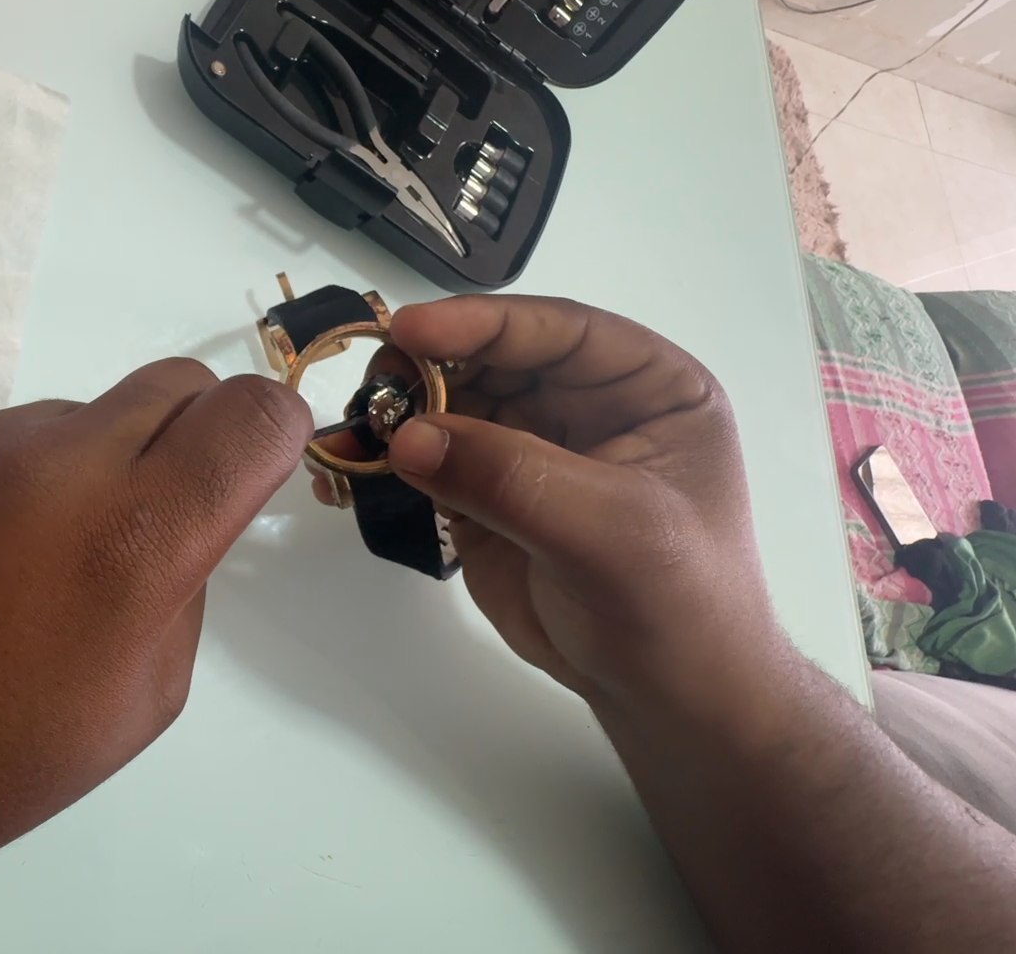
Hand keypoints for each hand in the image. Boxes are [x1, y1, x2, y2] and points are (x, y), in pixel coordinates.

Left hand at [0, 359, 309, 917]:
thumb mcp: (146, 695)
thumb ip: (186, 581)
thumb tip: (182, 516)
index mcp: (135, 536)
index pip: (250, 415)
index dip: (275, 429)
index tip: (258, 467)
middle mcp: (63, 460)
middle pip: (180, 380)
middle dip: (199, 429)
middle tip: (163, 508)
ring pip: (94, 409)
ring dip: (108, 457)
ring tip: (49, 551)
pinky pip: (18, 434)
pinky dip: (35, 472)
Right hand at [317, 296, 793, 719]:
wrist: (656, 692)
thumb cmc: (669, 604)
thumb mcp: (608, 532)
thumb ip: (510, 477)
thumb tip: (405, 437)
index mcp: (640, 389)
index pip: (557, 331)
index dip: (482, 323)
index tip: (408, 329)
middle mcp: (576, 406)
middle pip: (487, 361)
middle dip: (425, 369)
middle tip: (372, 391)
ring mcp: (523, 448)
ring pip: (445, 405)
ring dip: (394, 413)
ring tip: (350, 435)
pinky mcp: (479, 491)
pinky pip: (422, 458)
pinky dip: (382, 459)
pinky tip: (346, 468)